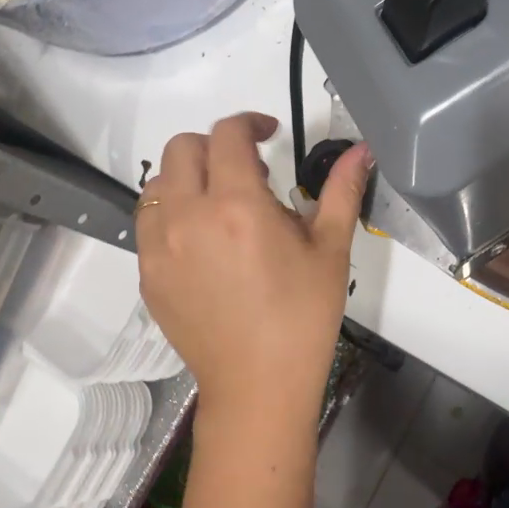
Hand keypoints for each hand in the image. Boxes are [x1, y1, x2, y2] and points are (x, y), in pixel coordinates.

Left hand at [135, 112, 370, 412]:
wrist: (258, 385)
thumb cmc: (303, 315)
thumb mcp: (330, 249)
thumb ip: (341, 190)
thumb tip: (361, 150)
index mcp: (237, 205)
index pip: (227, 135)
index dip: (250, 123)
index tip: (269, 134)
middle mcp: (188, 217)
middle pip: (182, 148)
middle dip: (216, 145)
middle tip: (250, 170)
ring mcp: (159, 248)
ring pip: (158, 183)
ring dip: (188, 176)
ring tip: (221, 203)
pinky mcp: (147, 274)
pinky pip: (148, 222)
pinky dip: (172, 212)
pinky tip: (204, 239)